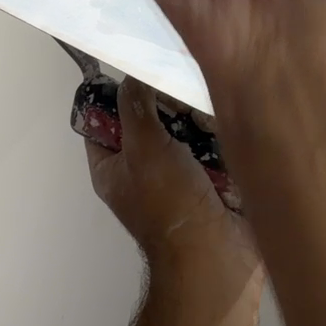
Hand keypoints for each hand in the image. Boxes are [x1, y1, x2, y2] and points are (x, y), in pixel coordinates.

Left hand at [87, 77, 259, 282]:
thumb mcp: (142, 145)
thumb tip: (133, 74)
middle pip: (149, 116)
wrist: (218, 255)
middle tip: (179, 102)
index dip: (113, 94)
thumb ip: (134, 103)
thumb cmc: (169, 202)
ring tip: (206, 121)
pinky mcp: (209, 176)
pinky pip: (210, 141)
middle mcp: (141, 167)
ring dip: (196, 119)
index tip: (137, 70)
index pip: (101, 118)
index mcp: (111, 166)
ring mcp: (177, 173)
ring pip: (183, 125)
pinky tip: (224, 132)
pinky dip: (217, 135)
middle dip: (167, 105)